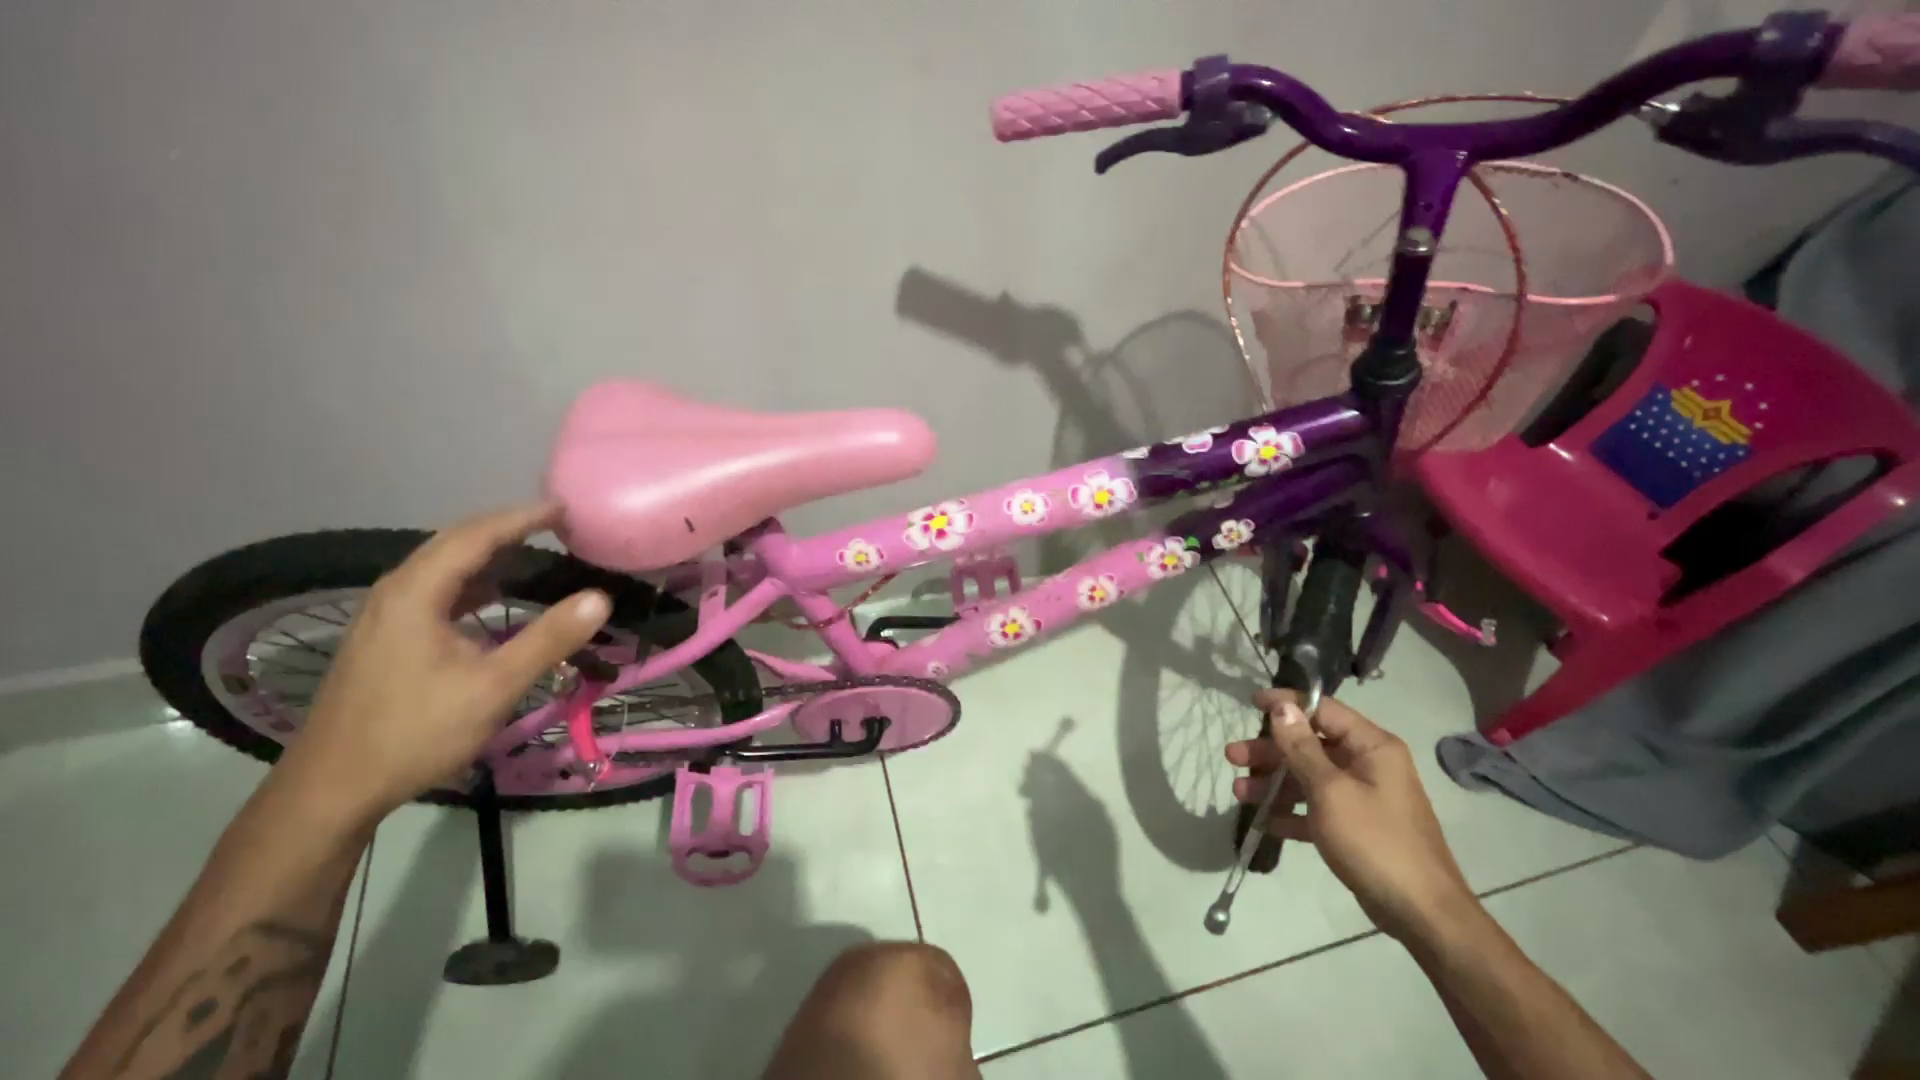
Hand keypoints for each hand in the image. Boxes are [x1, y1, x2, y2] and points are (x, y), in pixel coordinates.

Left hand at [272, 502, 611, 822]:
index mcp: (416, 592)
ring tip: (532, 552)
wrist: (332, 787)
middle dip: (506, 528)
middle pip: (454, 543)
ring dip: (487, 555)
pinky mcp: (383, 639)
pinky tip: (492, 600)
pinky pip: (433, 591)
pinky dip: (470, 583)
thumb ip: (548, 638)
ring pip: (441, 568)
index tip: (566, 509)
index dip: (523, 518)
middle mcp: (394, 591)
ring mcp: (383, 616)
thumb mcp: (493, 687)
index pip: (476, 535)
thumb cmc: (415, 732)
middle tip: (555, 525)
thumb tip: (600, 598)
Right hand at [1225, 689, 1477, 941]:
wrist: (1420, 911)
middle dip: (1270, 751)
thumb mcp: (1330, 791)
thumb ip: (1302, 748)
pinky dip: (1292, 812)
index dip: (1287, 704)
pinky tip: (1266, 821)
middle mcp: (1369, 765)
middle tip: (1232, 757)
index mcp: (1372, 747)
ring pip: (1310, 778)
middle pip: (1311, 745)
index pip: (1324, 710)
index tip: (1250, 704)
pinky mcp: (1357, 828)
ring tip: (1238, 792)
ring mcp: (1364, 797)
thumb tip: (1283, 707)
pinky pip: (1318, 809)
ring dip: (1274, 783)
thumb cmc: (1375, 841)